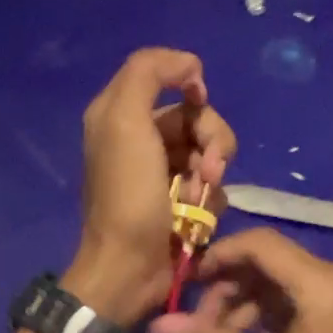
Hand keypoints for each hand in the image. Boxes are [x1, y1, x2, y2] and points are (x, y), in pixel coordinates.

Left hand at [62, 48, 236, 322]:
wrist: (129, 267)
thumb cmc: (127, 195)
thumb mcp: (123, 120)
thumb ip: (149, 73)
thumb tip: (190, 66)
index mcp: (121, 115)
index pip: (170, 79)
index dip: (192, 88)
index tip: (198, 100)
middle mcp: (142, 140)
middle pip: (198, 118)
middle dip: (212, 139)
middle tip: (206, 169)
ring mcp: (164, 175)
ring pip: (211, 153)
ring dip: (212, 174)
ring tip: (198, 199)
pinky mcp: (182, 205)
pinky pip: (212, 188)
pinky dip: (209, 201)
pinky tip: (196, 219)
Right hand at [148, 229, 332, 332]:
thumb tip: (157, 325)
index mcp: (325, 284)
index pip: (260, 243)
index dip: (217, 258)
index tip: (183, 287)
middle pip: (269, 265)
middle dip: (227, 293)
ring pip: (282, 287)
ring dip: (245, 312)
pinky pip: (300, 305)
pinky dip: (270, 324)